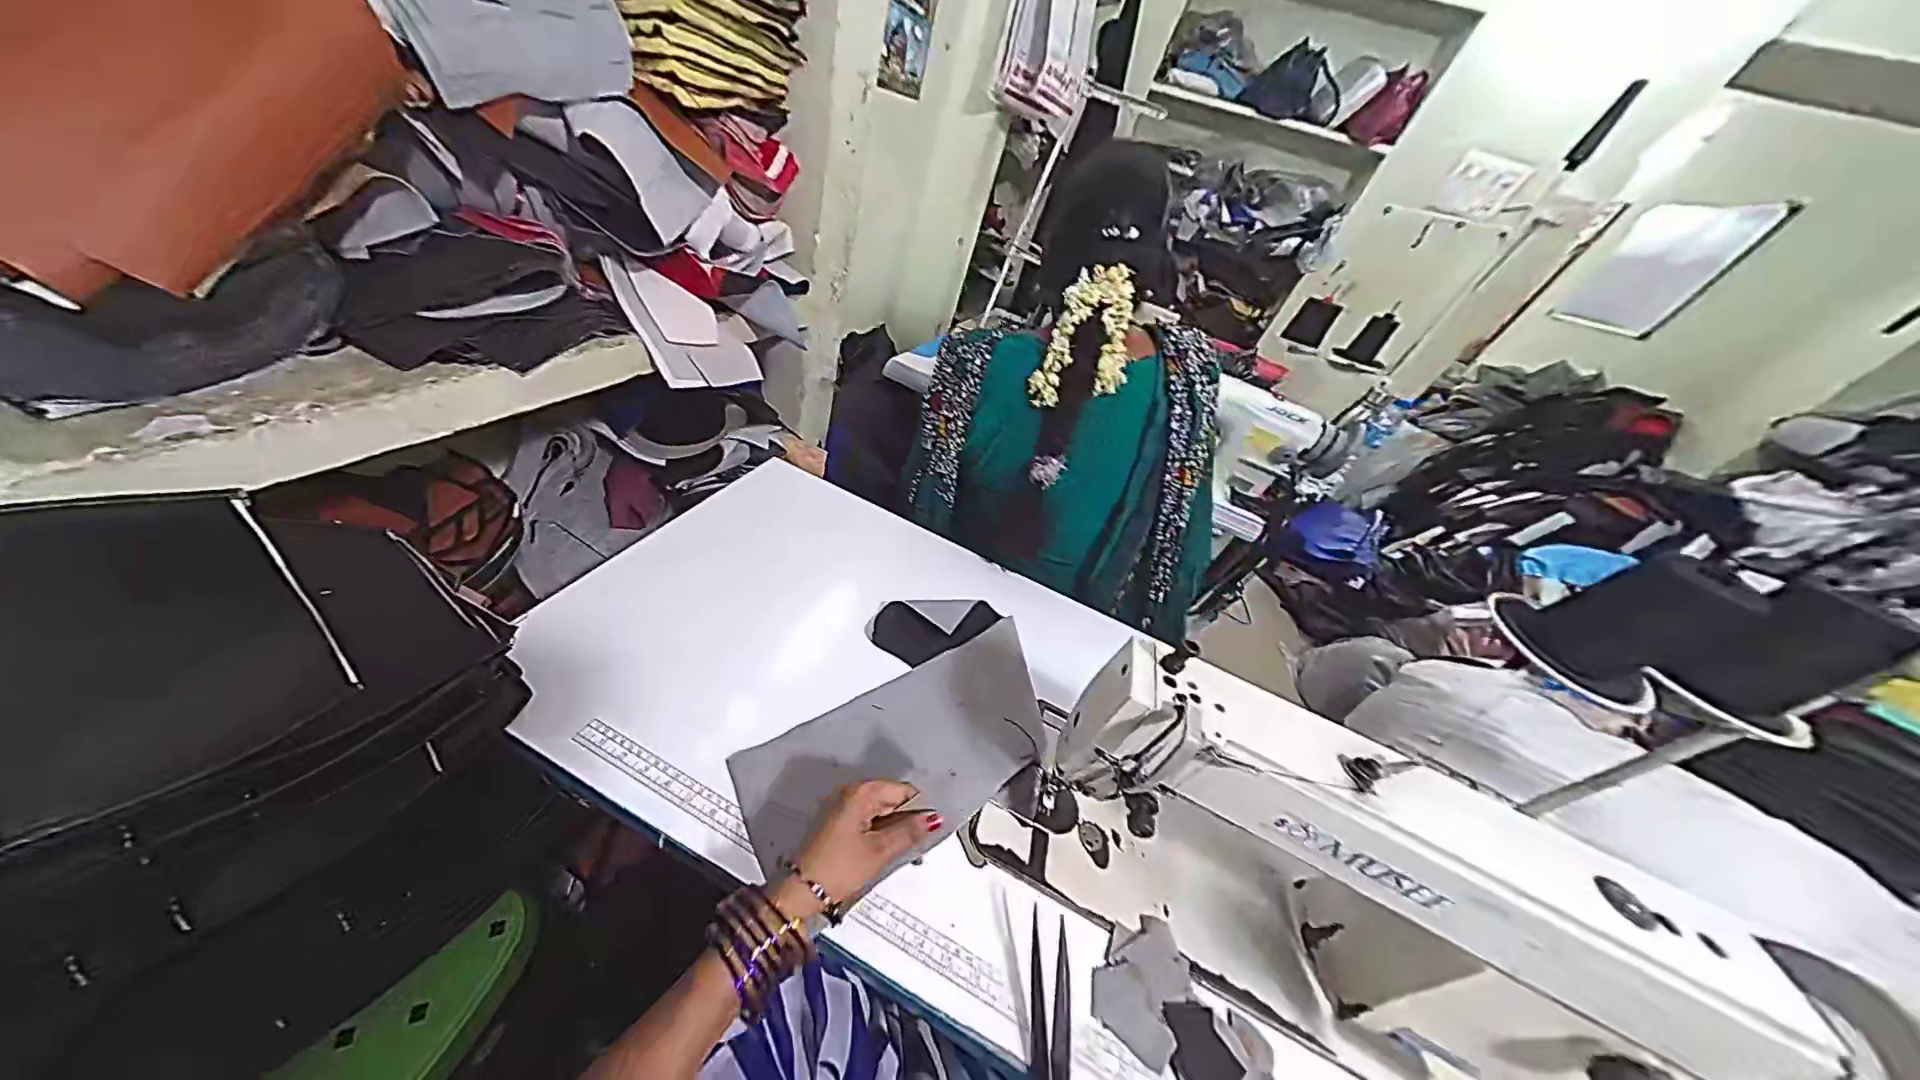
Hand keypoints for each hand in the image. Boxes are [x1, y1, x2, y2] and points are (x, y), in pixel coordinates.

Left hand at [785, 780, 940, 912]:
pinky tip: (880, 850)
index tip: (927, 829)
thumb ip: (909, 831)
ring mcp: (841, 805)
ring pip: (879, 809)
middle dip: (905, 819)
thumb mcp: (880, 851)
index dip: (919, 809)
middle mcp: (850, 792)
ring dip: (892, 827)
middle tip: (913, 845)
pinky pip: (866, 818)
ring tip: (897, 851)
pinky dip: (877, 831)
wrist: (801, 892)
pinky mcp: (836, 821)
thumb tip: (933, 818)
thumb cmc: (838, 869)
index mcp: (861, 792)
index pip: (903, 790)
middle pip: (891, 798)